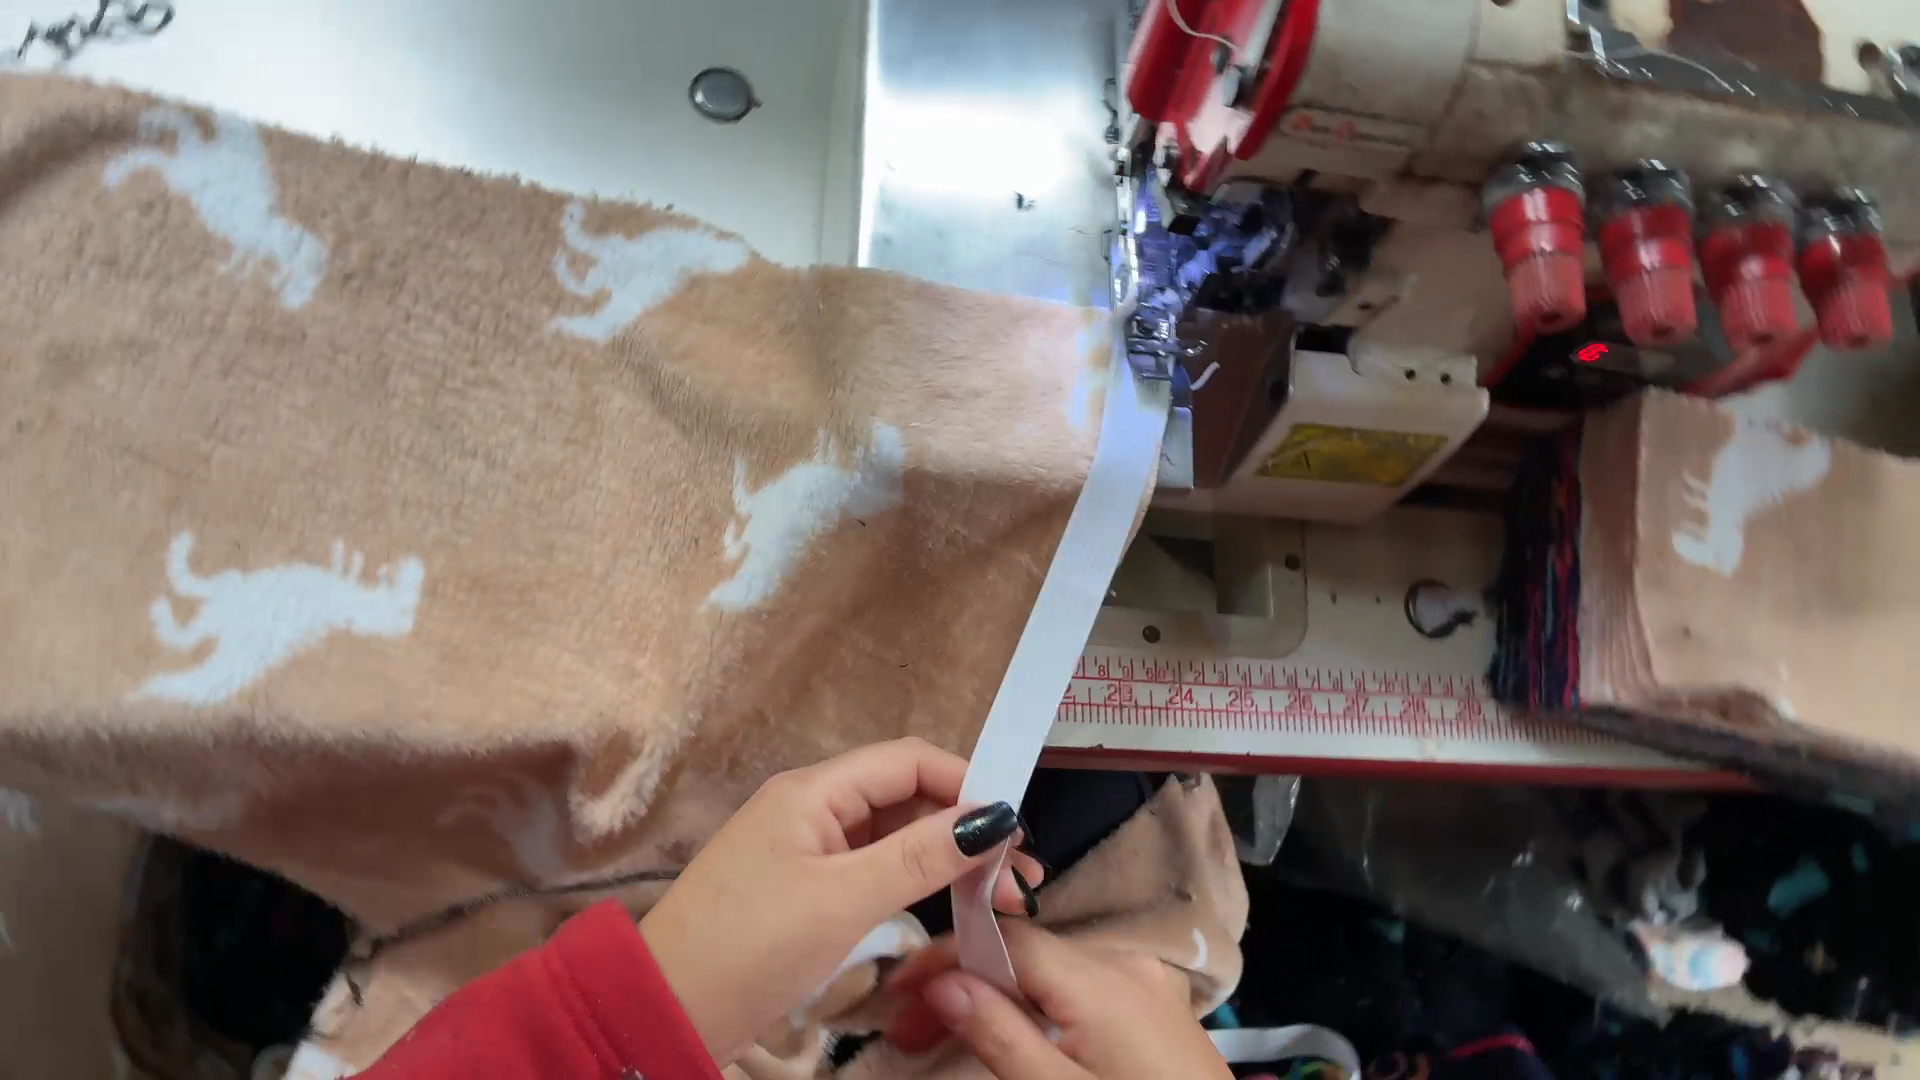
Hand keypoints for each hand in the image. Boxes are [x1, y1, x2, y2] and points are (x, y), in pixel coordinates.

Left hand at [638, 738, 1042, 1065]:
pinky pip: (872, 865)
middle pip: (906, 797)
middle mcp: (814, 805)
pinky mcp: (806, 883)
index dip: (966, 782)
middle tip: (1019, 878)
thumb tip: (993, 816)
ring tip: (997, 896)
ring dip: (945, 857)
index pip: (908, 762)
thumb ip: (920, 855)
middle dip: (965, 827)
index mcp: (815, 790)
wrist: (659, 1014)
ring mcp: (808, 845)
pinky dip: (913, 879)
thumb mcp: (843, 901)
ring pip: (893, 834)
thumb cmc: (749, 949)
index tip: (1014, 827)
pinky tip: (946, 901)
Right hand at [887, 922, 1232, 1079]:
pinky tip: (1010, 1030)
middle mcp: (1124, 961)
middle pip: (1025, 955)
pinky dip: (1039, 1006)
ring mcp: (1144, 980)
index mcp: (1103, 980)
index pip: (1007, 940)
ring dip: (997, 995)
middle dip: (965, 982)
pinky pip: (1080, 990)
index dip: (948, 955)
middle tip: (906, 1028)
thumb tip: (939, 982)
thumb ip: (1001, 1036)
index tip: (897, 987)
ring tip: (943, 1033)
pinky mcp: (1154, 1005)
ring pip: (1049, 972)